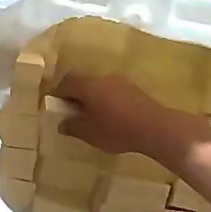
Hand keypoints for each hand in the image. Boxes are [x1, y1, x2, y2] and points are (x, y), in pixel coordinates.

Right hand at [55, 72, 203, 162]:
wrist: (155, 127)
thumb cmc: (115, 130)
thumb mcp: (88, 133)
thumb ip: (71, 126)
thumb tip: (62, 123)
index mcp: (87, 86)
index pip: (65, 83)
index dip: (57, 94)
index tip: (55, 107)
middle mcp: (102, 78)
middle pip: (82, 81)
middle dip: (74, 94)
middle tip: (72, 111)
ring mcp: (120, 82)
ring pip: (98, 86)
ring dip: (91, 97)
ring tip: (91, 115)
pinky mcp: (134, 89)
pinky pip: (112, 91)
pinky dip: (105, 100)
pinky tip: (110, 116)